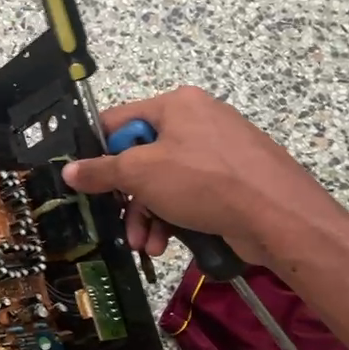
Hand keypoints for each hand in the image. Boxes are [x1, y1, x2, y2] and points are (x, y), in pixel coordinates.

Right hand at [61, 86, 348, 266]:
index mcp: (176, 105)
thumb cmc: (205, 182)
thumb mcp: (140, 174)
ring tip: (144, 244)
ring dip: (145, 216)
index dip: (95, 152)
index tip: (84, 181)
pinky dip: (172, 219)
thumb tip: (68, 171)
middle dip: (125, 197)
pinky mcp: (232, 181)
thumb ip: (99, 171)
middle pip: (138, 158)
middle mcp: (197, 121)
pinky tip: (166, 243)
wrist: (280, 217)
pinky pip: (187, 195)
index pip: (116, 122)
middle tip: (114, 220)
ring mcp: (217, 152)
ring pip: (161, 183)